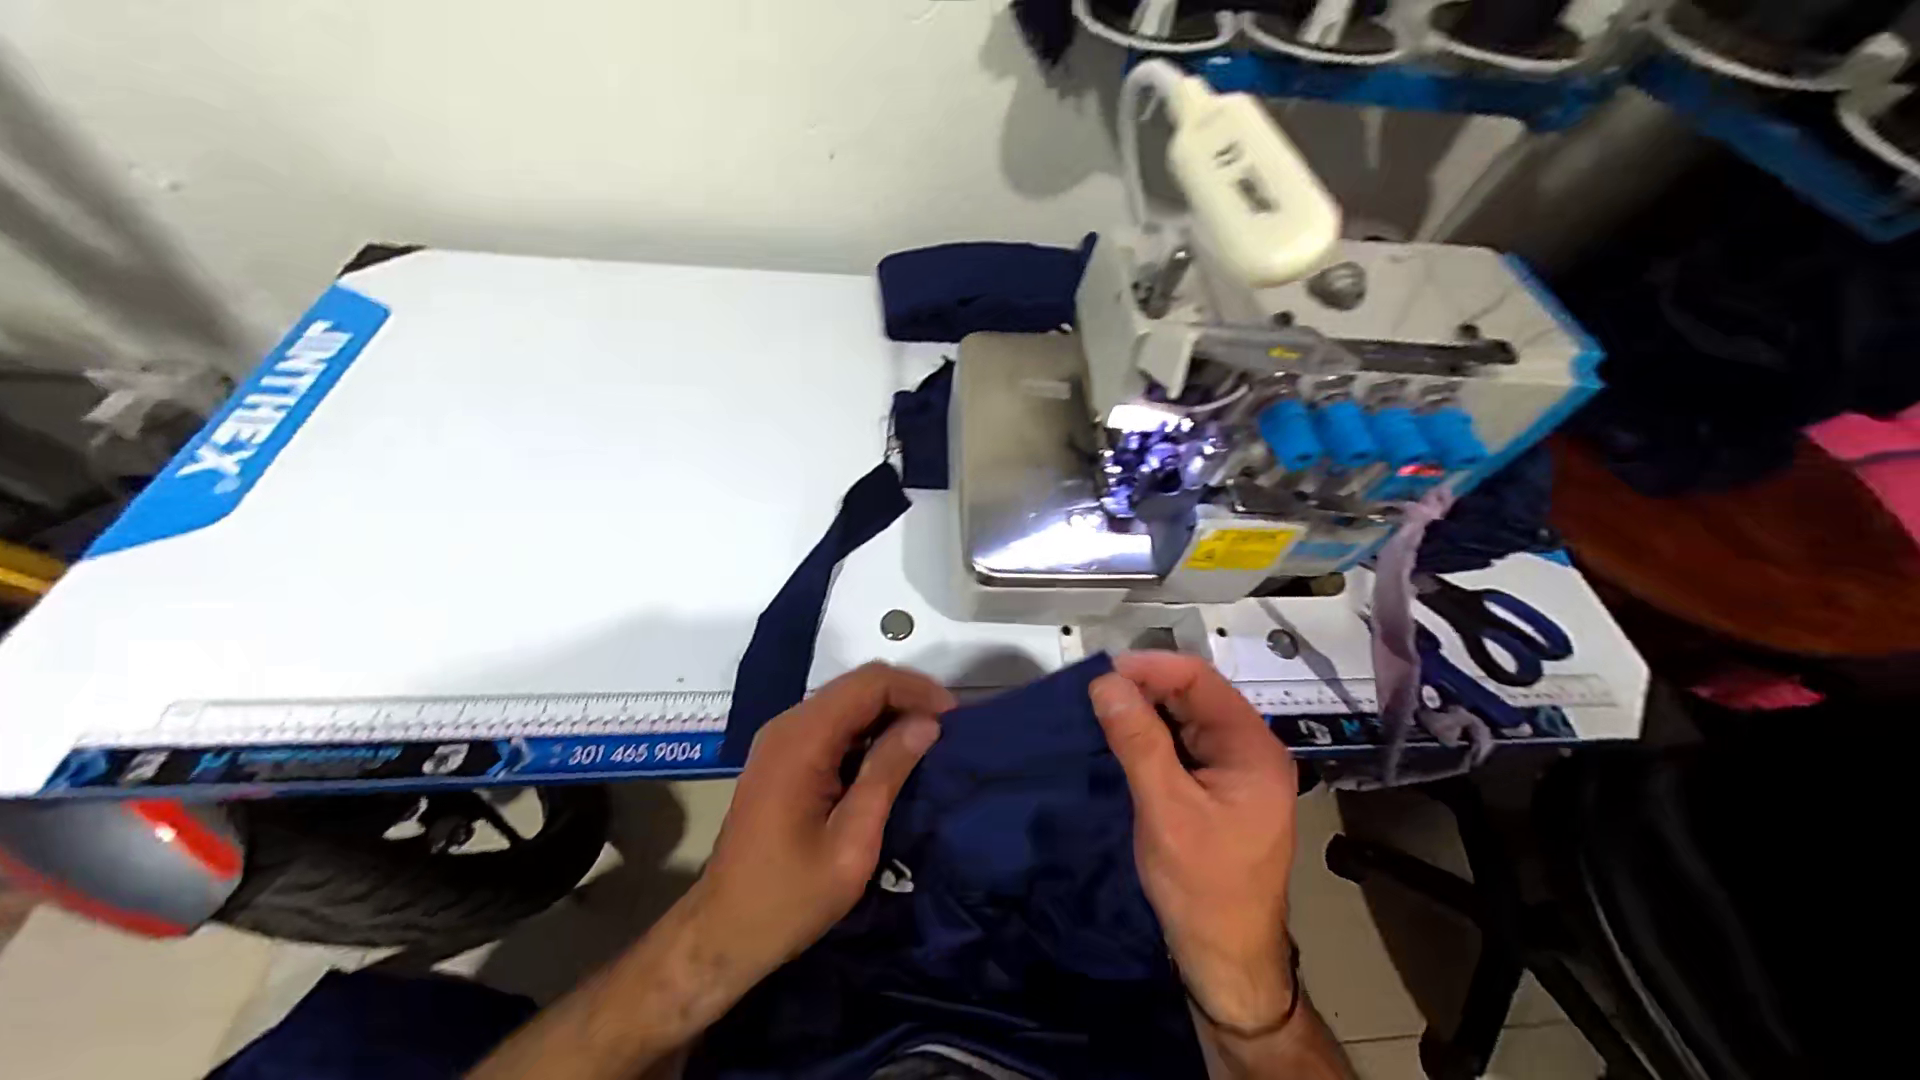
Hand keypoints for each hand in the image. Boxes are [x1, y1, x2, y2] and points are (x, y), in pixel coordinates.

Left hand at [689, 662, 953, 982]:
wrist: (724, 932)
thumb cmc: (789, 897)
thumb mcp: (852, 843)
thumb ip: (887, 774)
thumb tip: (927, 724)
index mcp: (801, 740)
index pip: (867, 684)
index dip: (915, 690)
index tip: (953, 717)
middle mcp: (787, 726)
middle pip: (856, 686)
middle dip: (906, 698)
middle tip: (946, 730)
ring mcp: (781, 739)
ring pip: (846, 701)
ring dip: (889, 713)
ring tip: (927, 742)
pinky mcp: (783, 756)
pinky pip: (833, 725)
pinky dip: (868, 730)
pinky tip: (891, 757)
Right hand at [1089, 651, 1299, 1032]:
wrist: (1225, 957)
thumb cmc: (1202, 886)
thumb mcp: (1165, 810)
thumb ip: (1138, 741)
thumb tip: (1105, 682)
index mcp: (1253, 748)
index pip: (1200, 680)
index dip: (1151, 668)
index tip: (1102, 674)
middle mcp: (1249, 748)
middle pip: (1194, 694)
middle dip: (1144, 687)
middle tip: (1093, 695)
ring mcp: (1234, 767)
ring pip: (1184, 717)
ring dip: (1144, 710)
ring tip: (1100, 712)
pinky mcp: (1217, 785)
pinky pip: (1182, 742)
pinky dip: (1150, 734)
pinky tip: (1121, 738)